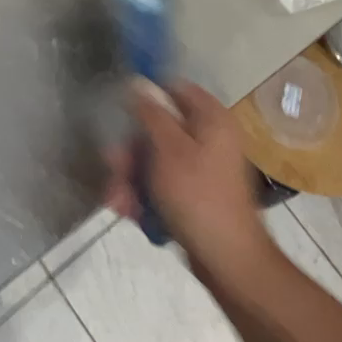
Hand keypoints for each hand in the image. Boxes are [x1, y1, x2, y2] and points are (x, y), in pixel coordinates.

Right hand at [106, 80, 273, 272]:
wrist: (227, 259)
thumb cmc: (198, 197)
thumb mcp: (168, 149)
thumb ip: (151, 113)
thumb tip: (137, 82)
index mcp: (212, 120)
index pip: (175, 89)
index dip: (146, 96)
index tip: (120, 111)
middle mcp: (209, 138)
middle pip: (158, 128)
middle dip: (130, 150)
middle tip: (115, 167)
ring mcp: (201, 168)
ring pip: (154, 159)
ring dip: (130, 177)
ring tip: (118, 200)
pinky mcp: (193, 194)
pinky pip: (161, 183)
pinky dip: (143, 194)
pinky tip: (129, 210)